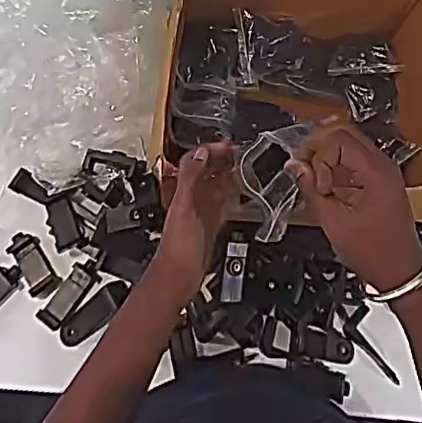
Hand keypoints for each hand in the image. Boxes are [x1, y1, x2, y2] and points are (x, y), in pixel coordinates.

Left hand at [150, 141, 236, 292]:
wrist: (179, 276)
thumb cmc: (177, 246)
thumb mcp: (183, 206)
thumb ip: (190, 177)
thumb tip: (201, 152)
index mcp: (182, 190)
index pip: (196, 160)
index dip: (211, 149)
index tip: (228, 145)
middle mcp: (192, 198)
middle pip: (208, 170)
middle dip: (222, 158)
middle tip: (240, 152)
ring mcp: (202, 211)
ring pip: (216, 185)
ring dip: (229, 174)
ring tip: (244, 166)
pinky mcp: (210, 224)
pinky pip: (223, 205)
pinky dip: (232, 196)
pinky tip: (240, 193)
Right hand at [288, 125, 421, 292]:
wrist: (402, 271)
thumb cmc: (374, 252)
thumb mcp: (334, 223)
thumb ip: (312, 190)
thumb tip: (295, 166)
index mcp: (375, 171)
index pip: (338, 139)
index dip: (318, 155)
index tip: (311, 179)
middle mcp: (383, 164)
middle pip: (345, 134)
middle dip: (319, 149)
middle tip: (304, 170)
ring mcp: (385, 170)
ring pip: (350, 144)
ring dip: (329, 158)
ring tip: (318, 183)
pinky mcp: (382, 179)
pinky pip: (357, 159)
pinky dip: (339, 165)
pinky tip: (331, 187)